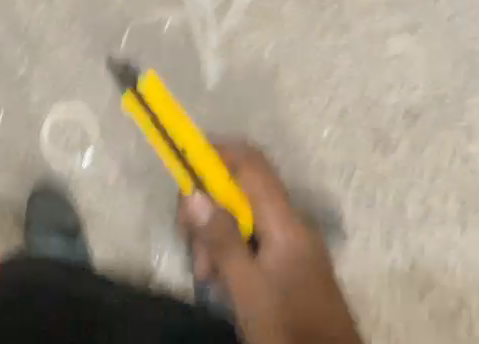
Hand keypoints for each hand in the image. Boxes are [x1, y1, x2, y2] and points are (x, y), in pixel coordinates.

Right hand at [178, 142, 362, 343]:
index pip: (251, 164)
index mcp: (287, 224)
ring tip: (205, 275)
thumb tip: (192, 192)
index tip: (183, 161)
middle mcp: (293, 227)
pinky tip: (222, 284)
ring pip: (244, 221)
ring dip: (217, 237)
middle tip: (189, 241)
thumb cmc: (289, 330)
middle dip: (209, 208)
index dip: (217, 152)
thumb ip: (220, 238)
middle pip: (242, 193)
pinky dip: (232, 254)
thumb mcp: (246, 288)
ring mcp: (295, 249)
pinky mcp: (292, 270)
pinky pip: (254, 243)